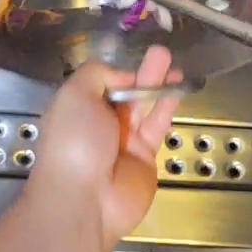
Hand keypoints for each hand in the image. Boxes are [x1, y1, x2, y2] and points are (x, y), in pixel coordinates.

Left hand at [28, 46, 182, 245]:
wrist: (85, 198)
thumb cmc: (73, 141)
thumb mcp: (74, 94)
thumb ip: (98, 75)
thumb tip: (122, 77)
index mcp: (77, 108)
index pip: (101, 84)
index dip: (118, 73)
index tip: (132, 64)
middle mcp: (99, 123)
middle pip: (126, 93)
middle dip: (143, 74)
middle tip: (162, 53)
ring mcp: (123, 141)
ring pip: (144, 106)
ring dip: (158, 84)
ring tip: (173, 63)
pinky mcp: (145, 156)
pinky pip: (157, 126)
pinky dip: (167, 106)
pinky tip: (178, 88)